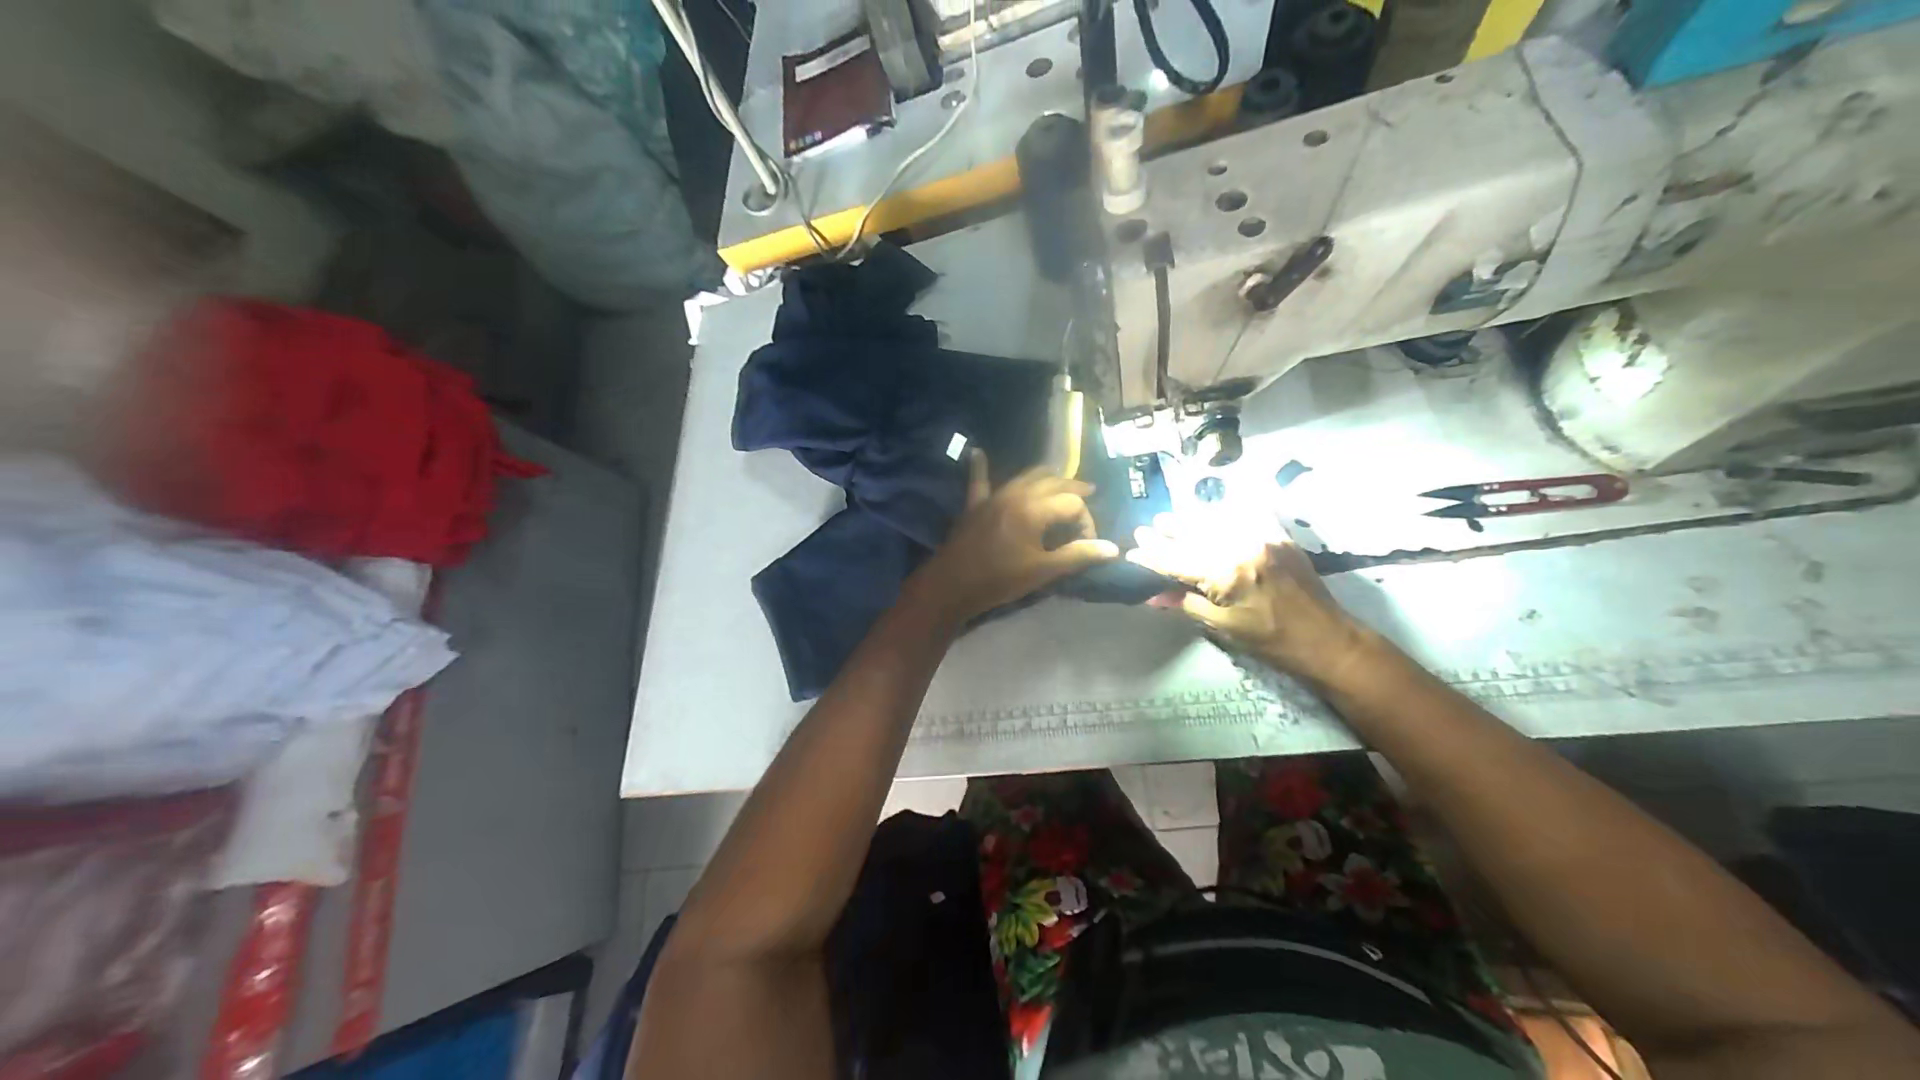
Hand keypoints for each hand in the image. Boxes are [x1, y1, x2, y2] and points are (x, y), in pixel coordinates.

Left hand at [911, 451, 1119, 622]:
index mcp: (1035, 509)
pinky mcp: (974, 506)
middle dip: (1072, 488)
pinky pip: (979, 481)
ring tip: (1059, 478)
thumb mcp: (1043, 571)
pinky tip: (976, 452)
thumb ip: (1078, 555)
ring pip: (1024, 477)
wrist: (951, 586)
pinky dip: (981, 467)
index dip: (1087, 522)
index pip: (1073, 504)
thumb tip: (1113, 548)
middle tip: (1088, 493)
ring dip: (1044, 476)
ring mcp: (993, 497)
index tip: (1087, 544)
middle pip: (1052, 482)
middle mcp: (1016, 494)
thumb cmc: (1000, 580)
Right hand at [1127, 518, 1373, 687]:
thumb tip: (1153, 596)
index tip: (1132, 550)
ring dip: (1191, 521)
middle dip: (1167, 533)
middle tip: (1146, 529)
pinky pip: (1247, 515)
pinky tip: (1213, 514)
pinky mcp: (1278, 535)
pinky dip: (1226, 514)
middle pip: (1193, 534)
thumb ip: (1186, 604)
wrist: (1325, 638)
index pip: (1176, 560)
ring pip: (1216, 520)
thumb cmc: (1270, 640)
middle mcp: (1240, 547)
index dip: (1151, 556)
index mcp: (1224, 573)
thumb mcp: (1223, 627)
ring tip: (1171, 519)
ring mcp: (1262, 537)